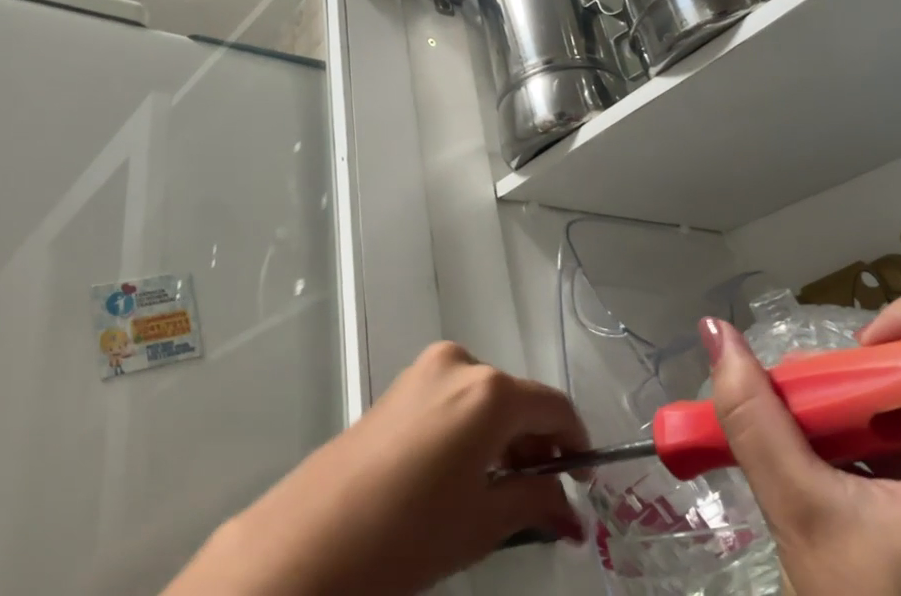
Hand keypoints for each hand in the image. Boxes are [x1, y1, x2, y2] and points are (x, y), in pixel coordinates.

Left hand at [163, 341, 589, 595]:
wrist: (315, 537)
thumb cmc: (411, 530)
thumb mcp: (485, 521)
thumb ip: (538, 503)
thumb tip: (572, 512)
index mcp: (489, 391)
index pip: (555, 407)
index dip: (576, 444)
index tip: (584, 480)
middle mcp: (459, 365)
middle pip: (518, 399)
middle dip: (538, 445)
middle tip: (546, 497)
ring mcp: (423, 372)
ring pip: (485, 399)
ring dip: (504, 439)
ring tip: (505, 492)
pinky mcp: (397, 388)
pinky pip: (453, 401)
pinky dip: (472, 430)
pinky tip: (467, 474)